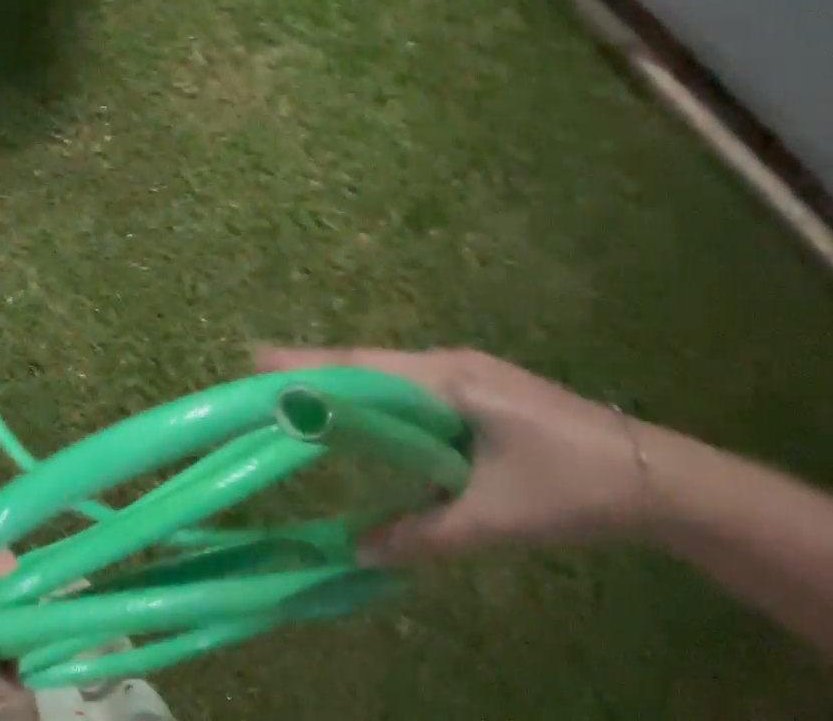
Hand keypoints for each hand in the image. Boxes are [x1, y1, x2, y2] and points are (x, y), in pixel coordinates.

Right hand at [254, 347, 652, 561]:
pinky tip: (354, 410)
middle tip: (256, 370)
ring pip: (384, 371)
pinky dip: (369, 393)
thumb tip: (357, 553)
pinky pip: (405, 385)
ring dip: (339, 379)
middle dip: (310, 367)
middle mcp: (447, 365)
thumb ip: (422, 533)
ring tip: (291, 387)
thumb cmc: (571, 488)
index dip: (305, 366)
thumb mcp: (492, 518)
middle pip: (364, 362)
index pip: (360, 369)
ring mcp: (464, 373)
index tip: (253, 362)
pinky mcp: (476, 389)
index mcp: (447, 382)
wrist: (663, 479)